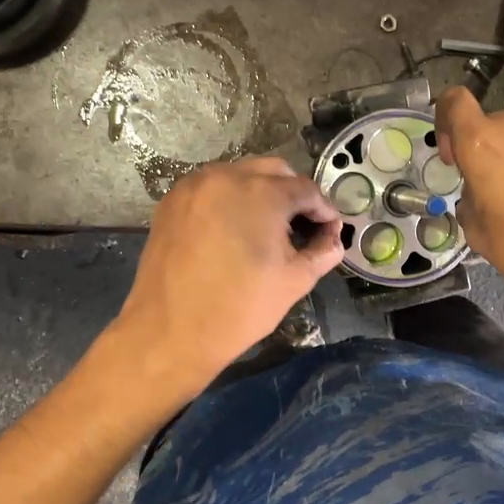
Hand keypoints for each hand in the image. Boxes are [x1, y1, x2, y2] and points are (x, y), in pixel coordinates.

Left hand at [111, 157, 343, 391]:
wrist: (171, 331)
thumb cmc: (240, 307)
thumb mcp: (295, 280)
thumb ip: (323, 250)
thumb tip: (333, 237)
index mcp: (261, 193)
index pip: (306, 189)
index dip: (323, 209)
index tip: (329, 229)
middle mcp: (226, 176)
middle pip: (274, 171)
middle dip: (293, 194)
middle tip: (302, 226)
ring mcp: (194, 186)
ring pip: (240, 175)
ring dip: (261, 192)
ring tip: (268, 228)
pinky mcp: (172, 201)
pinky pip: (212, 188)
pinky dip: (230, 200)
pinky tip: (235, 230)